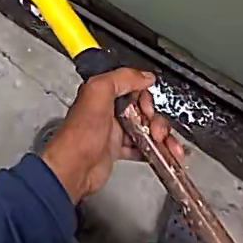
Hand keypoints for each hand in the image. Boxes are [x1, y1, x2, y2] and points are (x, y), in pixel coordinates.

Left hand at [40, 68, 186, 204]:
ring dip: (162, 137)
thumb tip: (144, 75)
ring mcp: (113, 130)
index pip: (132, 86)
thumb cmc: (80, 133)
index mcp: (103, 92)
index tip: (148, 106)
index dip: (144, 96)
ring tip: (168, 147)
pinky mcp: (117, 149)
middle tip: (156, 130)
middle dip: (156, 119)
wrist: (74, 167)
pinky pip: (141, 147)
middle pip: (142, 109)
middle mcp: (108, 109)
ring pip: (145, 129)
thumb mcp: (99, 93)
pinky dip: (155, 151)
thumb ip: (121, 78)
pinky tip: (163, 155)